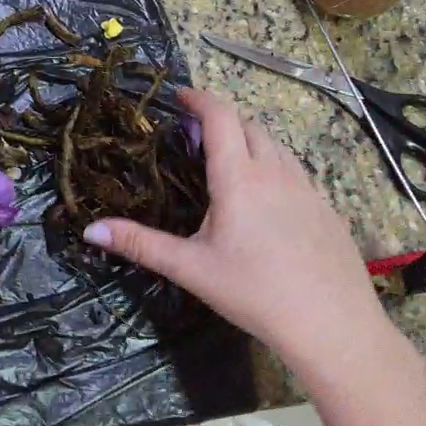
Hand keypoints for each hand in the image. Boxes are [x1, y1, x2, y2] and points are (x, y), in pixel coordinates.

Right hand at [84, 89, 385, 371]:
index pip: (220, 117)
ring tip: (227, 158)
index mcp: (238, 178)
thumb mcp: (191, 269)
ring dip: (249, 138)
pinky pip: (295, 169)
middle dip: (221, 118)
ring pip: (276, 145)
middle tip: (195, 132)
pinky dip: (272, 163)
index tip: (179, 97)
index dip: (198, 99)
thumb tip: (90, 230)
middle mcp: (275, 172)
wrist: (335, 328)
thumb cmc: (256, 293)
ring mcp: (307, 188)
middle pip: (248, 125)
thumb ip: (140, 244)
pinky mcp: (327, 208)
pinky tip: (265, 197)